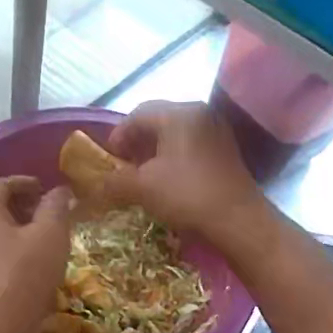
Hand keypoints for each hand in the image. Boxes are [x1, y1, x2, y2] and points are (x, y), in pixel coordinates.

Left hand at [0, 176, 73, 332]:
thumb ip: (56, 207)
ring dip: (8, 228)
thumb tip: (59, 191)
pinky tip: (17, 262)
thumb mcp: (50, 238)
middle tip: (48, 216)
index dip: (31, 185)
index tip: (51, 193)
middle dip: (19, 206)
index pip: (5, 182)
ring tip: (37, 241)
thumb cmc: (19, 280)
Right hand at [102, 100, 266, 245]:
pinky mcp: (224, 150)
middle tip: (122, 167)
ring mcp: (215, 131)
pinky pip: (190, 145)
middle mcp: (199, 114)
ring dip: (153, 152)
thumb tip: (96, 184)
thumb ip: (114, 180)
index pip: (137, 114)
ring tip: (141, 176)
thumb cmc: (186, 194)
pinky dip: (172, 158)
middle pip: (157, 120)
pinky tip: (165, 180)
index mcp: (178, 114)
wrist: (236, 218)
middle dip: (135, 143)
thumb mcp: (141, 188)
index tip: (108, 160)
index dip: (117, 136)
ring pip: (174, 134)